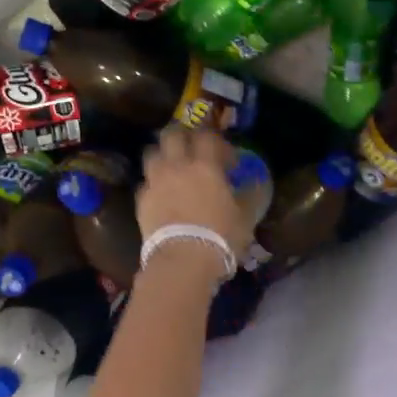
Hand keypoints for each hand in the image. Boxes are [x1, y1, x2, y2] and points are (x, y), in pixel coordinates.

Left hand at [137, 126, 254, 263]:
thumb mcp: (245, 218)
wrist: (182, 261)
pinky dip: (154, 184)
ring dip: (164, 156)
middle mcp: (177, 166)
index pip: (207, 135)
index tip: (227, 158)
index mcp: (205, 165)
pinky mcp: (141, 200)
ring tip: (173, 170)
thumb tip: (256, 184)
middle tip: (193, 150)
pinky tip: (163, 197)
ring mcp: (155, 182)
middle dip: (183, 136)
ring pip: (153, 153)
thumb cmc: (220, 237)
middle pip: (172, 134)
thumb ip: (250, 196)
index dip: (217, 141)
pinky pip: (146, 183)